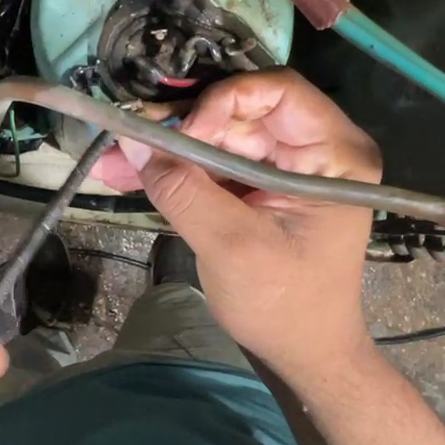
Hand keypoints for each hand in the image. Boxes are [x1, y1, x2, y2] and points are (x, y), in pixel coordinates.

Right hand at [92, 69, 383, 380]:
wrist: (302, 353)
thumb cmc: (285, 303)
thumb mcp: (232, 246)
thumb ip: (182, 189)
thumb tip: (129, 141)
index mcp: (333, 153)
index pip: (278, 91)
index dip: (223, 101)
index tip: (181, 136)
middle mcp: (311, 148)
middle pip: (238, 111)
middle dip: (179, 126)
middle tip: (126, 138)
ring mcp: (280, 165)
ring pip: (214, 134)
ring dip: (164, 147)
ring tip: (111, 158)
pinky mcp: (255, 184)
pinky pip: (208, 161)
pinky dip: (170, 168)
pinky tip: (125, 173)